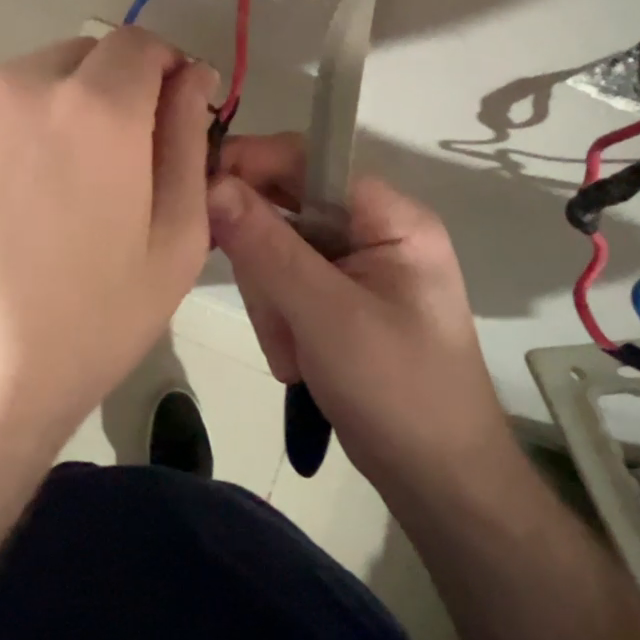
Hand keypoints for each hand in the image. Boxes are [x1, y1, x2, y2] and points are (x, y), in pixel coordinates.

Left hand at [0, 28, 218, 480]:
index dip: (169, 72)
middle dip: (116, 91)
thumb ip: (185, 142)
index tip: (176, 119)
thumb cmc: (83, 325)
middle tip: (123, 169)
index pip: (142, 42)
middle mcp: (19, 83)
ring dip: (64, 111)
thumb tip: (189, 79)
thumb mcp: (172, 243)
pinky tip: (15, 206)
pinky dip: (19, 132)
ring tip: (64, 196)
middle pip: (87, 56)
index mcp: (91, 104)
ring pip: (36, 81)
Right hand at [208, 133, 514, 487]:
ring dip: (272, 300)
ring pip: (277, 249)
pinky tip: (297, 358)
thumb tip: (211, 183)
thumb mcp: (325, 315)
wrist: (440, 481)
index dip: (251, 164)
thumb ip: (265, 246)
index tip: (199, 191)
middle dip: (265, 262)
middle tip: (273, 315)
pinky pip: (287, 284)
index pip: (307, 158)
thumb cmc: (396, 391)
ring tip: (293, 352)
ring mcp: (357, 267)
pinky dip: (280, 319)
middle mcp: (374, 230)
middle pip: (284, 206)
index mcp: (391, 217)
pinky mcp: (341, 299)